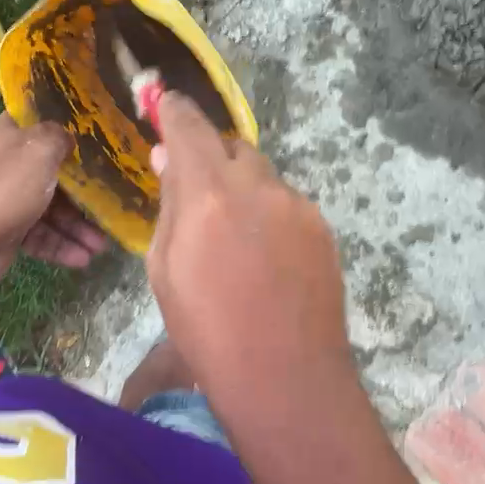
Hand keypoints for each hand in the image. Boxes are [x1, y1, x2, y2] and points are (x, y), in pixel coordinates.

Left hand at [0, 115, 106, 284]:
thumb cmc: (4, 185)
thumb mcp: (40, 149)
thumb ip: (61, 137)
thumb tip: (69, 137)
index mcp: (14, 133)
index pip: (49, 123)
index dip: (77, 130)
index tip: (107, 141)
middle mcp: (13, 161)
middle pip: (59, 172)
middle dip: (87, 193)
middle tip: (115, 205)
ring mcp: (11, 197)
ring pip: (54, 210)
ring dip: (78, 227)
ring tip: (102, 247)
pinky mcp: (10, 230)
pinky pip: (42, 236)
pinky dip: (61, 246)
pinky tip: (83, 259)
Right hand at [146, 95, 454, 483]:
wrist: (288, 381)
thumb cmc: (207, 332)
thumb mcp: (165, 269)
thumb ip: (170, 204)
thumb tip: (168, 158)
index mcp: (208, 195)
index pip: (189, 126)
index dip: (173, 110)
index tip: (163, 102)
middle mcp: (256, 186)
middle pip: (229, 144)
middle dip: (210, 155)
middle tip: (197, 191)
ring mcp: (295, 204)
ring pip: (260, 173)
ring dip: (240, 186)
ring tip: (233, 237)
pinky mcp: (321, 225)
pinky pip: (285, 200)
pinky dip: (267, 211)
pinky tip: (264, 256)